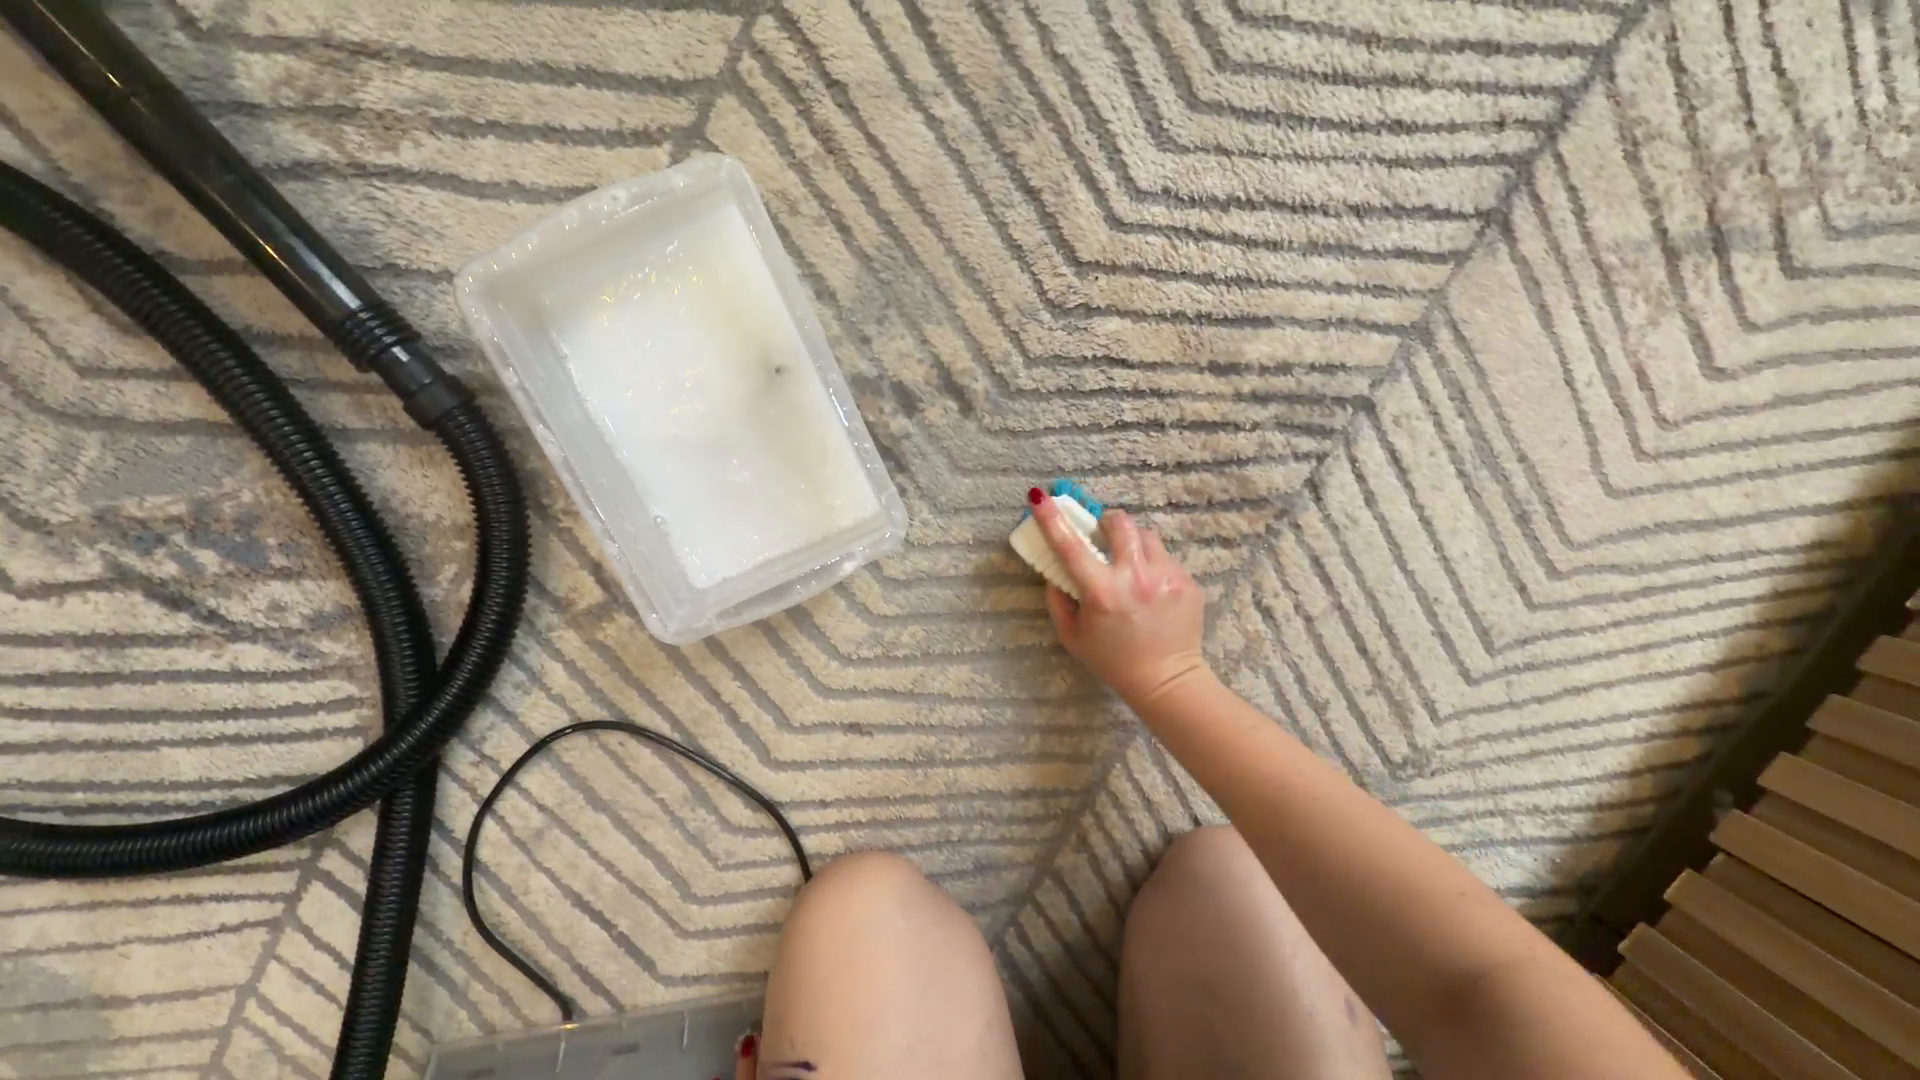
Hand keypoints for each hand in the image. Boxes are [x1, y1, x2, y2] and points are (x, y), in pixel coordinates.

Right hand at [1032, 496, 1207, 705]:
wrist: (1166, 680)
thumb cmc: (1112, 660)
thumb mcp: (1072, 635)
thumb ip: (1058, 599)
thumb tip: (1054, 568)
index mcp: (1102, 592)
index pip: (1070, 546)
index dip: (1051, 518)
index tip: (1039, 496)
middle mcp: (1135, 578)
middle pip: (1120, 523)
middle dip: (1108, 521)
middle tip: (1104, 532)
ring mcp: (1166, 577)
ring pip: (1147, 536)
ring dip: (1134, 543)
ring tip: (1132, 564)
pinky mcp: (1187, 582)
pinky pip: (1166, 559)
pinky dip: (1154, 566)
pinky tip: (1152, 590)